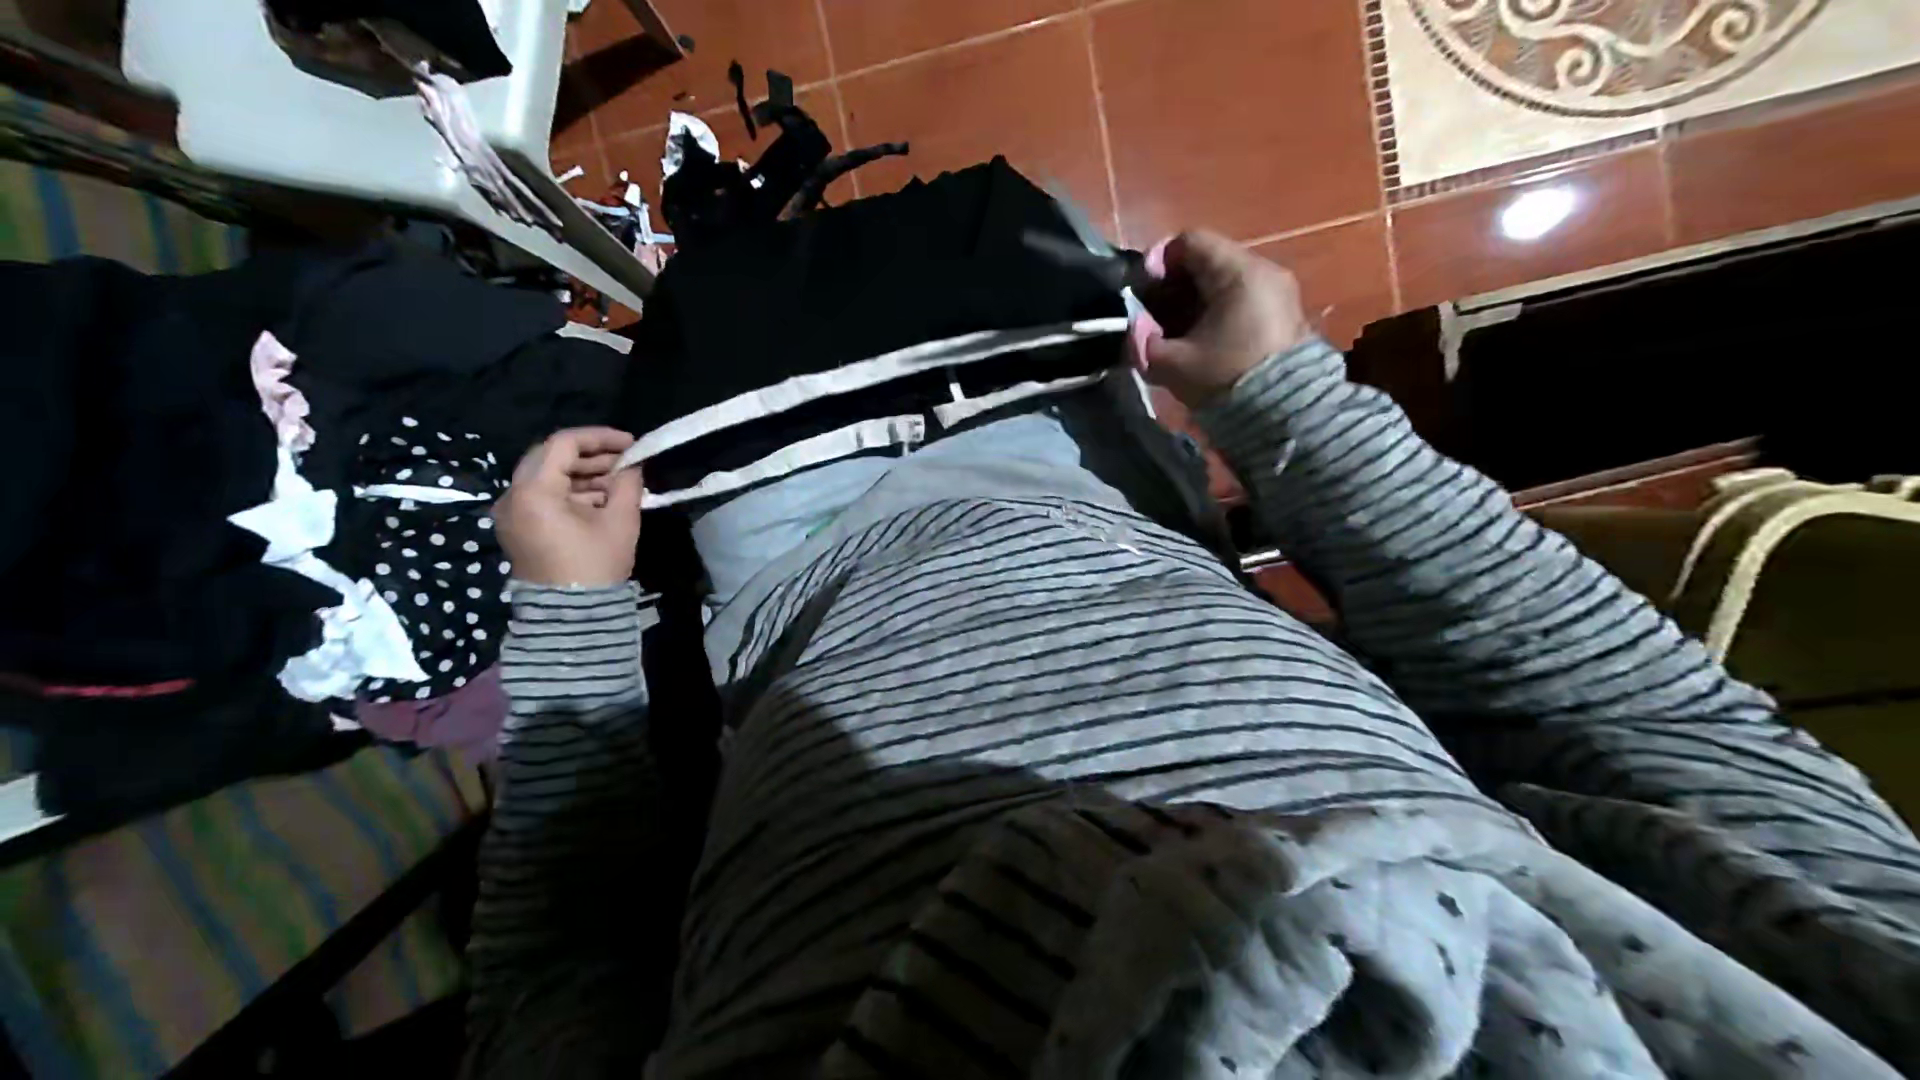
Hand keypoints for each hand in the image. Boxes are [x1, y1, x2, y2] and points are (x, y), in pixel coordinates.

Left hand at [493, 427, 642, 587]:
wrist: (571, 615)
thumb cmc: (596, 565)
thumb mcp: (621, 520)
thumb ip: (628, 483)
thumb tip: (632, 464)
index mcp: (534, 491)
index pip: (563, 444)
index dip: (600, 437)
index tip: (631, 443)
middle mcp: (512, 496)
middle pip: (550, 456)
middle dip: (590, 454)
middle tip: (625, 460)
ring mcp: (511, 512)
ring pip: (546, 475)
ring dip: (581, 472)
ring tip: (618, 480)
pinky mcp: (516, 527)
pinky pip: (541, 496)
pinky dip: (570, 490)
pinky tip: (601, 498)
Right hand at [1142, 230, 1312, 407]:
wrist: (1284, 415)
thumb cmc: (1225, 378)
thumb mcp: (1172, 363)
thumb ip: (1143, 340)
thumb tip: (1134, 327)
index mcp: (1237, 272)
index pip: (1190, 241)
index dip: (1158, 261)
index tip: (1141, 291)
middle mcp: (1263, 271)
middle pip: (1208, 260)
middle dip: (1174, 284)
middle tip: (1153, 315)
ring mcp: (1278, 292)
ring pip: (1224, 281)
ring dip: (1194, 300)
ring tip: (1175, 331)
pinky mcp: (1283, 315)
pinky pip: (1241, 299)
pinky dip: (1216, 312)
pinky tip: (1202, 340)